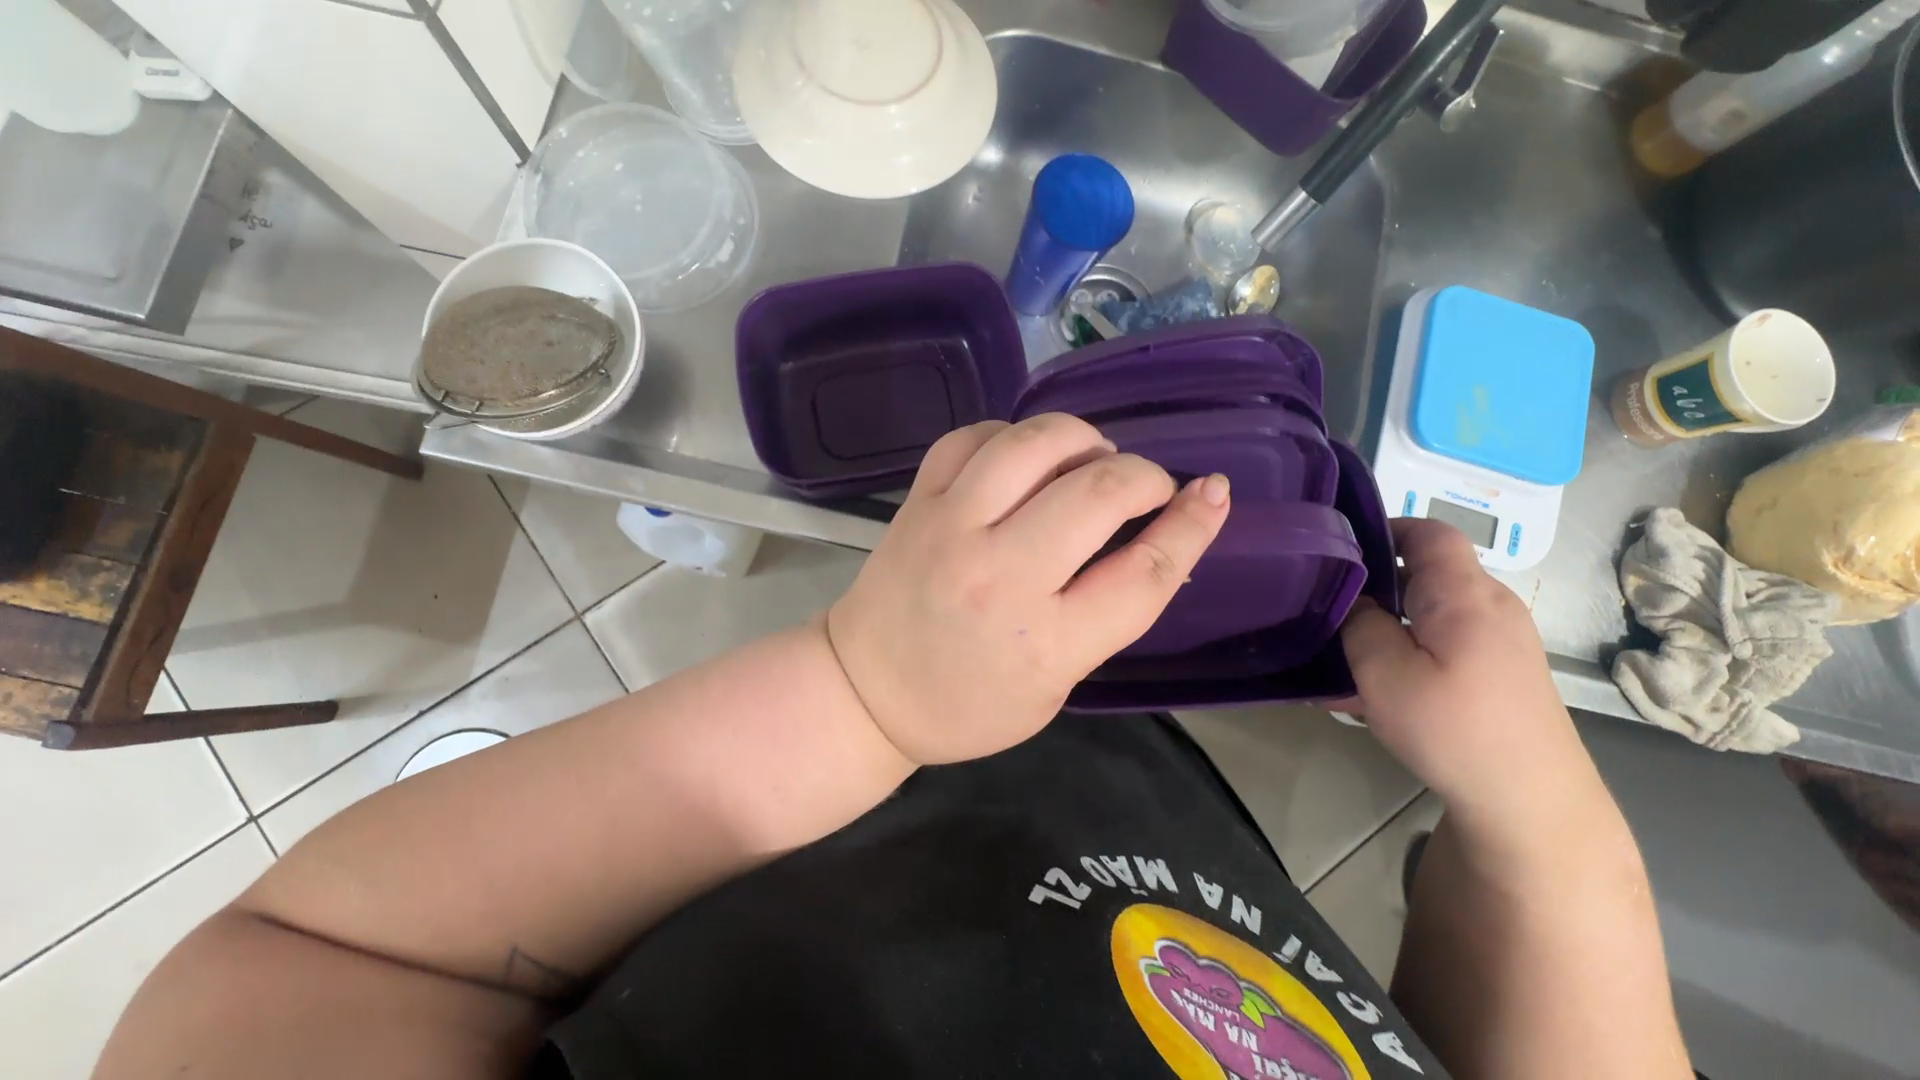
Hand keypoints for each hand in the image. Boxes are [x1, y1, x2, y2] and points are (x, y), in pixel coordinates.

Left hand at [827, 413, 1230, 764]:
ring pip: (1035, 443)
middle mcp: (1000, 574)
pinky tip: (1025, 458)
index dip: (1194, 525)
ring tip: (1091, 460)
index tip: (1213, 494)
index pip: (1146, 570)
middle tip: (1146, 487)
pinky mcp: (918, 501)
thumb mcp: (1058, 684)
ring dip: (1083, 438)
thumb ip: (1110, 616)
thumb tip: (1167, 543)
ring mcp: (952, 527)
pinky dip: (1013, 436)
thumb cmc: (971, 704)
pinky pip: (974, 437)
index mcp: (1046, 641)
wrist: (866, 691)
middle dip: (1143, 475)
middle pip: (1099, 491)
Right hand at [1339, 518, 1594, 821]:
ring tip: (1346, 657)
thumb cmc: (1454, 729)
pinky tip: (1380, 690)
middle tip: (1329, 609)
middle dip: (1376, 584)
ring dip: (1389, 625)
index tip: (1338, 552)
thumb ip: (1360, 625)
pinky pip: (1446, 643)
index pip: (1429, 532)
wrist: (1532, 801)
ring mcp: (1503, 641)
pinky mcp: (1503, 672)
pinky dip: (1410, 651)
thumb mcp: (1384, 675)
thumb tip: (1354, 600)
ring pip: (1433, 612)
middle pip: (1428, 572)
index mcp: (1464, 594)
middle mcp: (1491, 606)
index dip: (1385, 529)